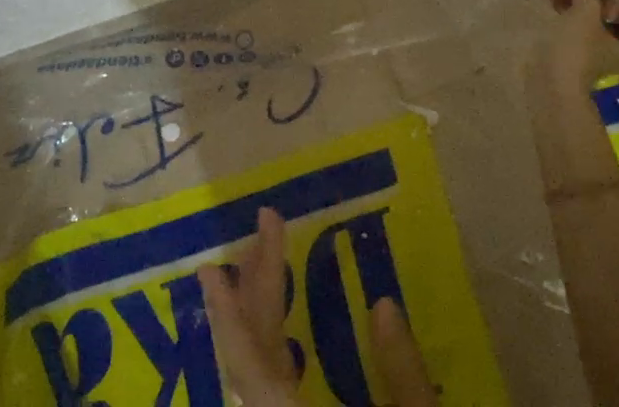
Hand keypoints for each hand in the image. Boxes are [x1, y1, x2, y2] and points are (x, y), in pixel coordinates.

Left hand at [199, 208, 439, 406]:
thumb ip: (404, 372)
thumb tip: (383, 305)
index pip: (253, 365)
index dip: (230, 313)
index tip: (213, 266)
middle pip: (250, 359)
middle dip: (257, 289)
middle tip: (267, 228)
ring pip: (251, 377)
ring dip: (256, 319)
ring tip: (264, 265)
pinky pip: (262, 396)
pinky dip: (265, 356)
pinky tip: (279, 335)